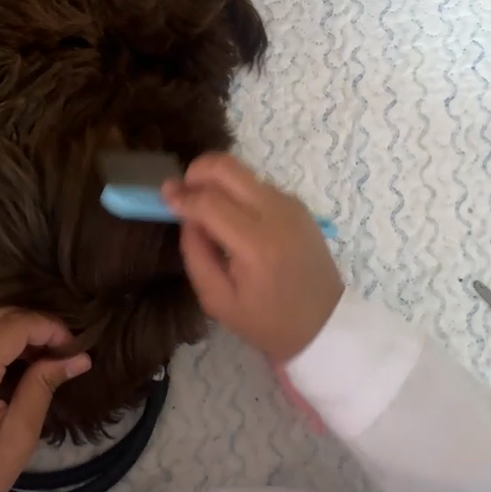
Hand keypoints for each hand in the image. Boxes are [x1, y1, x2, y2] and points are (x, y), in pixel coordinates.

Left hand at [0, 307, 91, 491]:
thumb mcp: (19, 435)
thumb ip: (44, 385)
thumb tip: (80, 356)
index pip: (14, 326)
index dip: (48, 327)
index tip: (73, 346)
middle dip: (32, 322)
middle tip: (60, 346)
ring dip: (10, 321)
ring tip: (37, 346)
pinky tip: (9, 347)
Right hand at [164, 153, 343, 362]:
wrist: (326, 324)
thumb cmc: (269, 321)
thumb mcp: (218, 301)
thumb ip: (195, 254)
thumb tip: (185, 216)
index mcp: (256, 245)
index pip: (209, 201)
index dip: (182, 196)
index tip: (164, 196)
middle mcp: (276, 214)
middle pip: (228, 167)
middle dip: (198, 171)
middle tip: (184, 191)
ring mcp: (291, 205)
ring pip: (242, 172)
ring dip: (218, 182)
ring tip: (208, 210)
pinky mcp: (298, 205)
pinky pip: (258, 185)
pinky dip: (238, 192)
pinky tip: (235, 220)